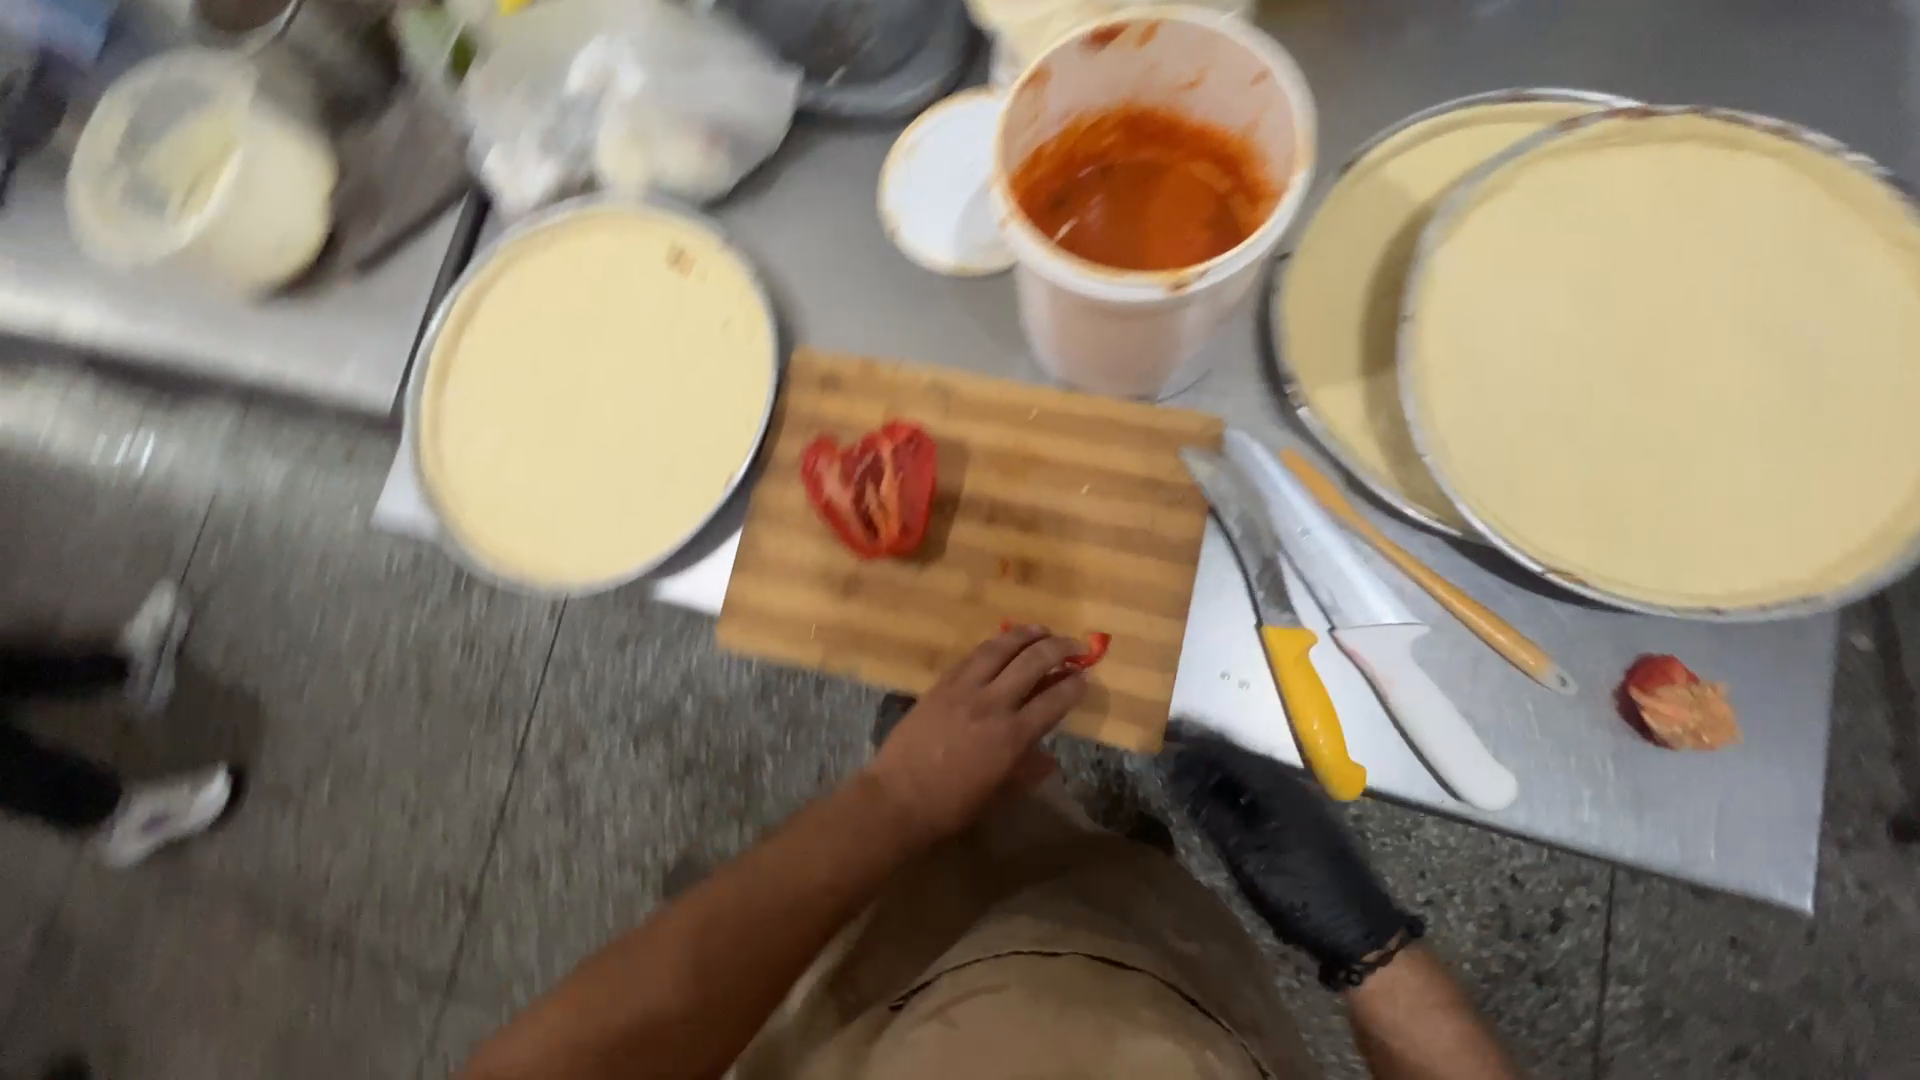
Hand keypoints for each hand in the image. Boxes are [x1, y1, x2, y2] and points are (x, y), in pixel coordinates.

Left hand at [864, 625, 1089, 845]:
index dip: (1074, 685)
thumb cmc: (952, 807)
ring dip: (1026, 635)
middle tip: (1075, 645)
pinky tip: (1002, 642)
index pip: (1054, 700)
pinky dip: (993, 645)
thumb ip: (1027, 772)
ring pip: (1000, 648)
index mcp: (1012, 737)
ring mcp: (963, 689)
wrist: (897, 799)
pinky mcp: (940, 684)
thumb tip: (1049, 757)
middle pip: (1032, 662)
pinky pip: (972, 656)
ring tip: (1042, 630)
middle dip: (1060, 649)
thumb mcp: (999, 795)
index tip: (1086, 676)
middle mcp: (992, 704)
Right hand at [1163, 726, 1423, 989]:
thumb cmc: (1297, 890)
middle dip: (1206, 762)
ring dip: (1223, 779)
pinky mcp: (1308, 821)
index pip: (1228, 753)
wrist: (1359, 929)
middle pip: (1241, 761)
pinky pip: (1266, 795)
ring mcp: (1303, 803)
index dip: (1195, 748)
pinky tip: (1225, 810)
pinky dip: (1240, 796)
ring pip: (1254, 778)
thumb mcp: (1245, 855)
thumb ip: (1211, 814)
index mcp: (1276, 786)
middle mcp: (1292, 785)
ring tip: (1193, 788)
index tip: (1167, 747)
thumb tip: (1180, 780)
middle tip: (1175, 769)